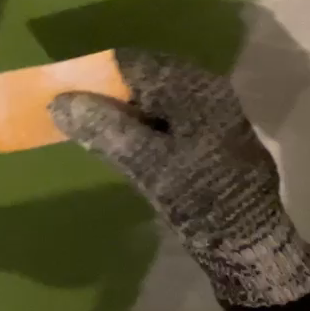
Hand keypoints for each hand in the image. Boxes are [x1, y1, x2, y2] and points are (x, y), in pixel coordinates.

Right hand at [50, 49, 309, 310]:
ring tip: (89, 134)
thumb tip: (59, 102)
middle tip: (74, 117)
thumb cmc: (201, 199)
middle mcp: (204, 93)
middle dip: (105, 96)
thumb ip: (104, 129)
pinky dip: (136, 129)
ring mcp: (208, 117)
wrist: (250, 246)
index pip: (133, 64)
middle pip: (142, 80)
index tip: (64, 95)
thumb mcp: (148, 164)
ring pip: (150, 102)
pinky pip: (162, 121)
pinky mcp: (206, 140)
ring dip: (119, 114)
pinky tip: (119, 148)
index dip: (95, 75)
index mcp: (195, 88)